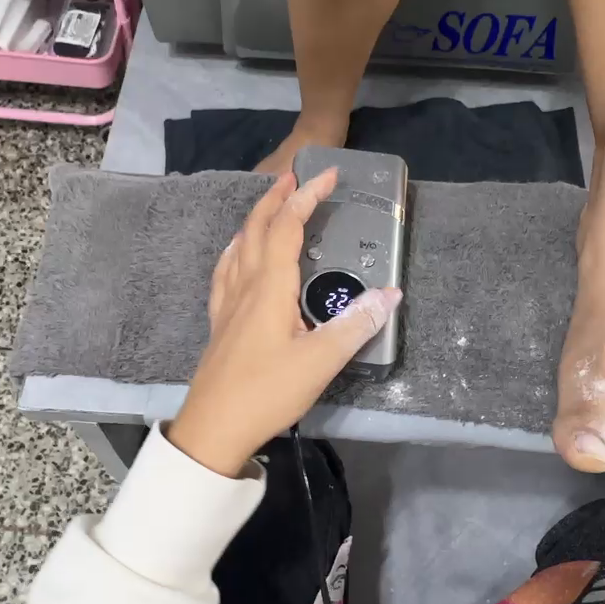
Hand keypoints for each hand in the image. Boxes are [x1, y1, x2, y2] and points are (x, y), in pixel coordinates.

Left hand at [168, 169, 401, 475]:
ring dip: (255, 218)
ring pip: (238, 246)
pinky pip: (226, 270)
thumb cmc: (267, 392)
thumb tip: (390, 294)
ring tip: (270, 207)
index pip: (287, 228)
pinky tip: (236, 255)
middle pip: (256, 228)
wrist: (214, 428)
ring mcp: (226, 304)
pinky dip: (237, 249)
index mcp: (268, 287)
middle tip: (295, 177)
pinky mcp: (219, 322)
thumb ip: (355, 325)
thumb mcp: (320, 362)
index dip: (307, 198)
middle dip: (277, 198)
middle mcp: (244, 285)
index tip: (328, 175)